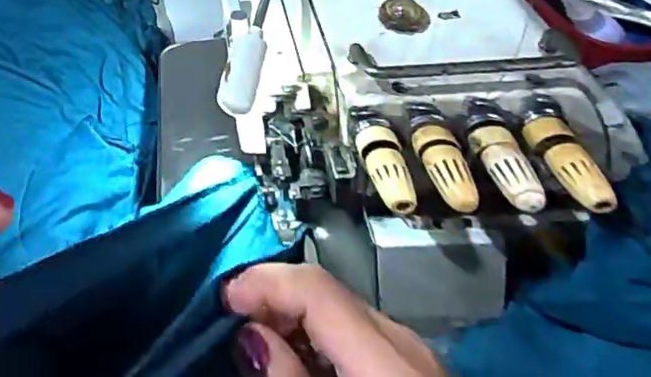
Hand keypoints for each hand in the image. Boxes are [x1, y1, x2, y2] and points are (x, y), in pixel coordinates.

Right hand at [221, 264, 444, 376]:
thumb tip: (252, 335)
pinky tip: (308, 368)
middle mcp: (411, 351)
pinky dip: (327, 342)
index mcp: (391, 365)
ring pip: (345, 314)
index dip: (262, 282)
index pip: (316, 288)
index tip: (223, 301)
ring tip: (265, 347)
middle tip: (234, 325)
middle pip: (329, 294)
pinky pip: (366, 340)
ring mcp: (427, 366)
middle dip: (275, 299)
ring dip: (299, 320)